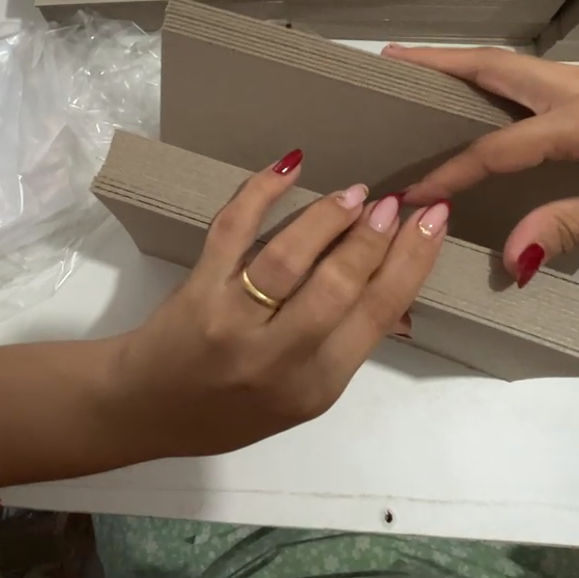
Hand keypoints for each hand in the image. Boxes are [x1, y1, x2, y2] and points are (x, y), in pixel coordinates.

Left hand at [108, 151, 446, 457]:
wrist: (146, 410)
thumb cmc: (229, 409)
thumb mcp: (298, 398)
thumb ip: (341, 348)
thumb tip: (394, 296)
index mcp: (315, 386)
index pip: (377, 315)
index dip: (410, 261)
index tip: (432, 221)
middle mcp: (277, 357)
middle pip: (340, 285)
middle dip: (374, 238)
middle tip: (394, 203)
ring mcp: (232, 321)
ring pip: (288, 258)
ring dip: (327, 219)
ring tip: (354, 193)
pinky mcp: (197, 290)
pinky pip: (232, 231)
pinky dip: (260, 193)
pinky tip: (288, 167)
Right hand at [383, 46, 578, 281]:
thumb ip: (567, 227)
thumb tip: (505, 257)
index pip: (498, 147)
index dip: (449, 172)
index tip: (408, 194)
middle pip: (498, 66)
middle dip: (439, 62)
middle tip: (386, 59)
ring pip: (522, 66)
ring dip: (470, 66)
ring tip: (425, 72)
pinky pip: (547, 78)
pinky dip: (506, 80)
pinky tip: (499, 101)